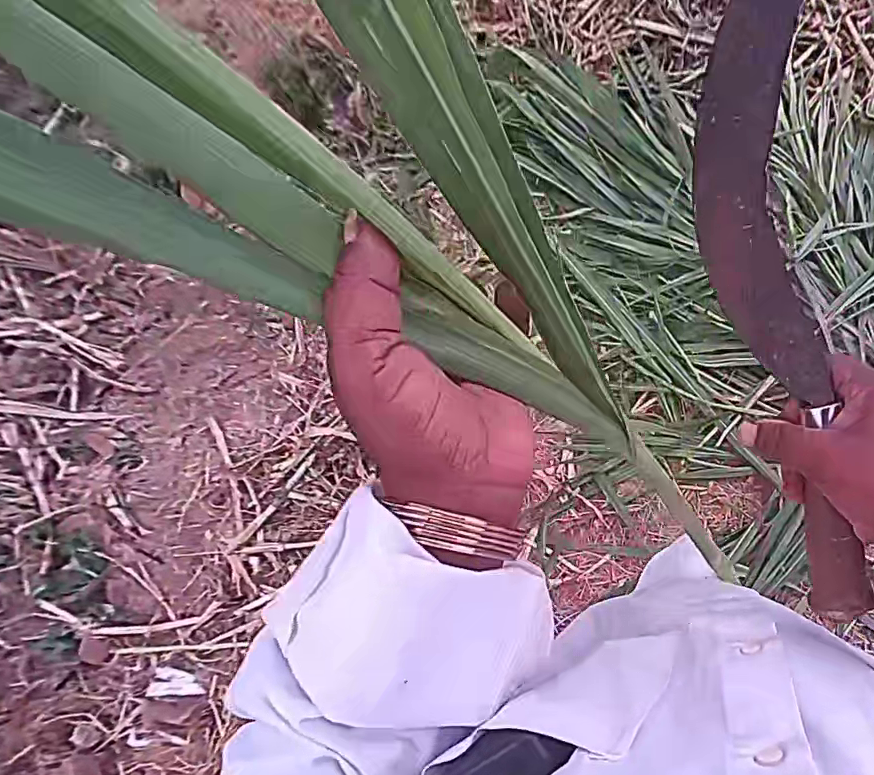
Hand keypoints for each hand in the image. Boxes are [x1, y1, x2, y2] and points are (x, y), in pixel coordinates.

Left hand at [323, 217, 534, 530]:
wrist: (468, 485)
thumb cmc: (410, 431)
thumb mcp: (365, 364)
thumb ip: (359, 298)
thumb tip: (362, 225)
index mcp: (367, 336)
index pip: (360, 273)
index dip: (364, 236)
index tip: (373, 190)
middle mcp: (411, 335)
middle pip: (414, 275)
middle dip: (422, 241)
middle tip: (432, 195)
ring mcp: (459, 345)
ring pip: (460, 291)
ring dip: (467, 265)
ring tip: (476, 221)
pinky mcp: (502, 358)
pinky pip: (508, 317)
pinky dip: (513, 296)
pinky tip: (513, 275)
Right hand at [738, 358, 873, 558]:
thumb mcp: (821, 456)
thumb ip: (781, 440)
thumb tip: (747, 430)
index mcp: (871, 391)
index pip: (824, 369)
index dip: (800, 390)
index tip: (787, 419)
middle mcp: (869, 408)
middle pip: (812, 408)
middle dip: (793, 439)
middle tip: (791, 461)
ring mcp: (864, 435)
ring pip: (813, 437)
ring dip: (797, 461)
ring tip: (798, 486)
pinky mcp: (858, 461)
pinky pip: (821, 457)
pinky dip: (808, 473)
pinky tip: (804, 492)